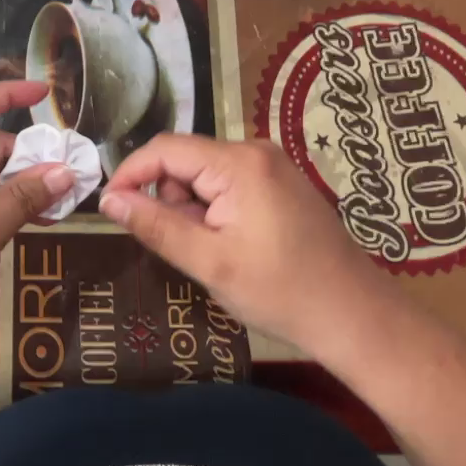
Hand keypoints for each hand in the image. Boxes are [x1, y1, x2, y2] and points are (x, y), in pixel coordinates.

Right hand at [99, 134, 382, 353]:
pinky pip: (228, 183)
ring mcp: (272, 164)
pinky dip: (215, 210)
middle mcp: (255, 150)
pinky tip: (232, 245)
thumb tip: (109, 199)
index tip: (110, 209)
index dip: (131, 173)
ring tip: (214, 252)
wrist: (357, 317)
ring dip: (192, 208)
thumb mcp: (210, 262)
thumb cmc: (281, 293)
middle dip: (168, 199)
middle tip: (182, 247)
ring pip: (204, 174)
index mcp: (239, 163)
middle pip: (185, 160)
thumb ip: (156, 225)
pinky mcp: (281, 181)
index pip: (165, 148)